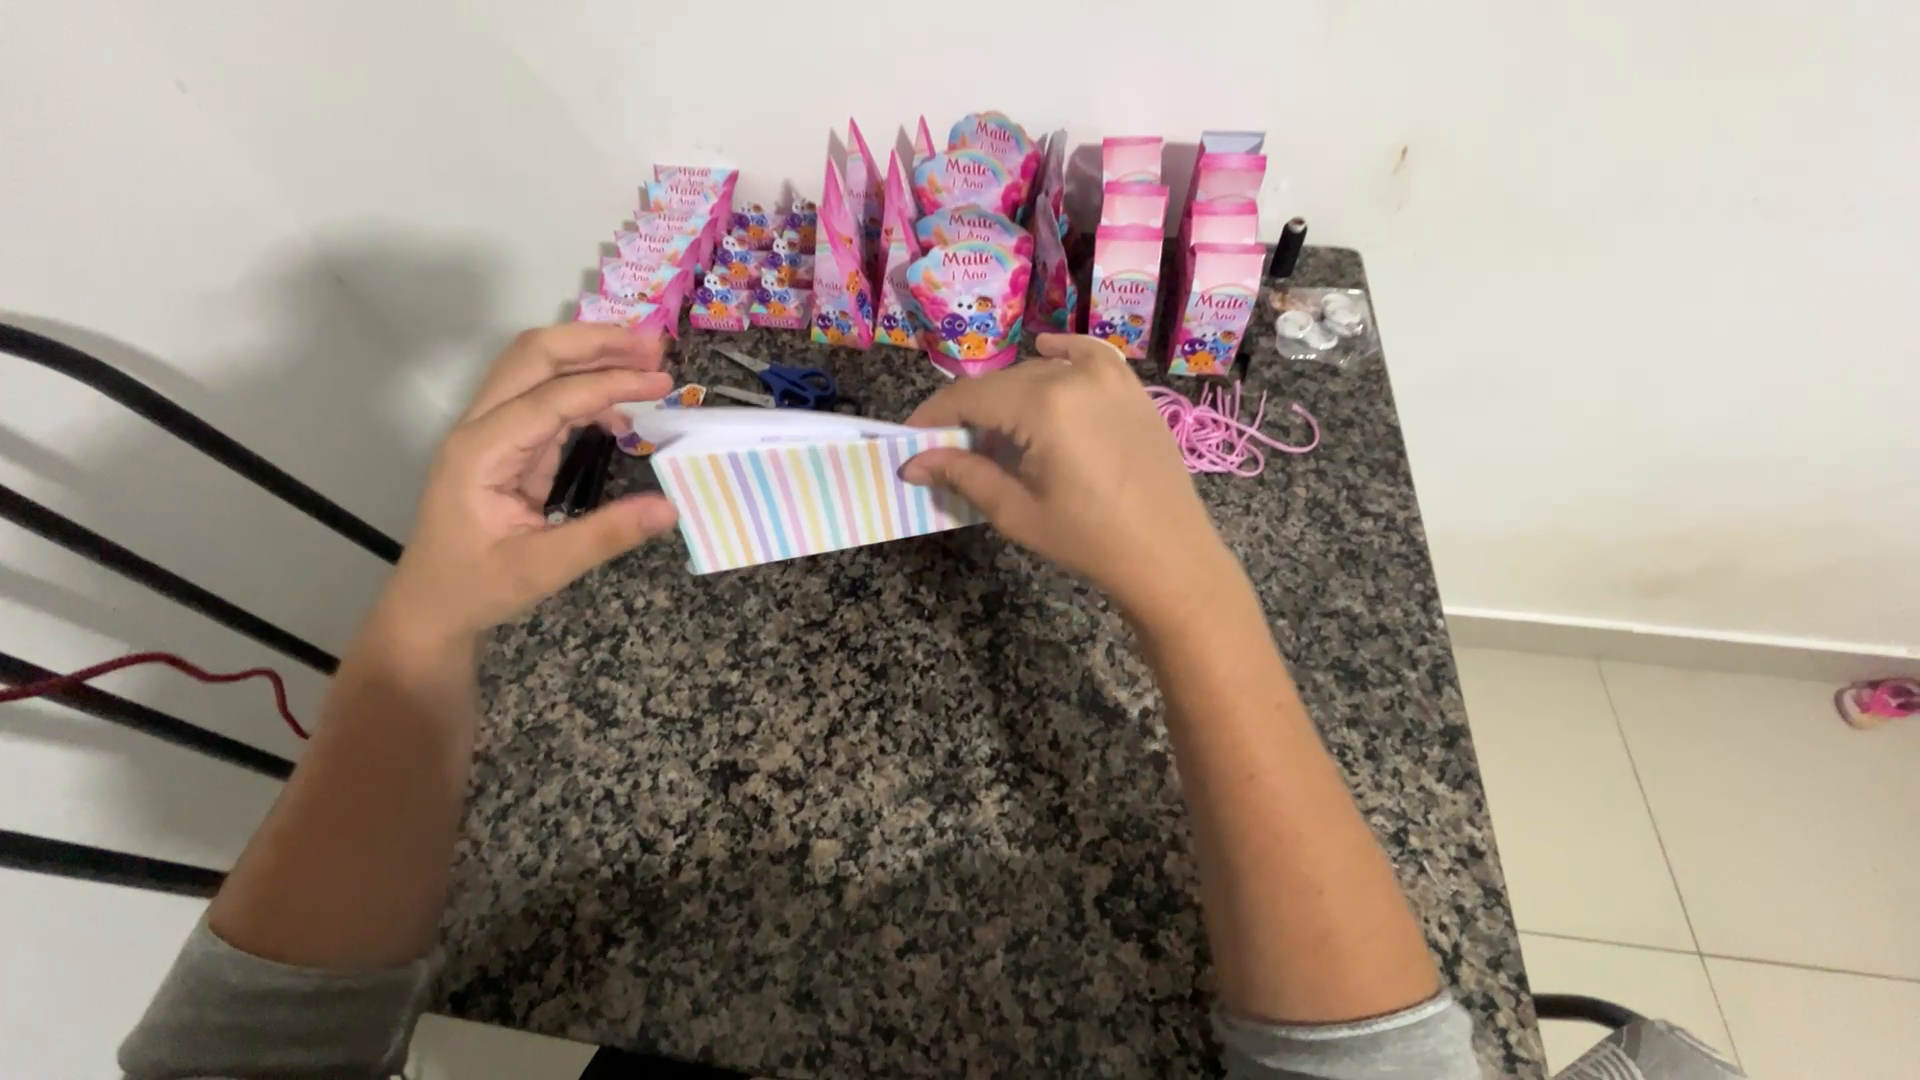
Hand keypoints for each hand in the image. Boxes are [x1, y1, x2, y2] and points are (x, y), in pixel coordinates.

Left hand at [374, 325, 680, 654]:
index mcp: (482, 451)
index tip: (664, 383)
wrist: (431, 607)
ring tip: (648, 363)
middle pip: (534, 356)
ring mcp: (492, 433)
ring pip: (538, 369)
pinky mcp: (508, 446)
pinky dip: (587, 392)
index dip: (611, 383)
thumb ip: (607, 534)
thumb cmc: (477, 587)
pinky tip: (623, 413)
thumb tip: (670, 508)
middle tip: (655, 348)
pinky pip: (548, 400)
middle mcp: (482, 428)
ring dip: (592, 357)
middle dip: (596, 342)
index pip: (552, 397)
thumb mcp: (544, 568)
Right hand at [901, 334, 1236, 618]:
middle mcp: (1074, 375)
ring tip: (999, 436)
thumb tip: (912, 463)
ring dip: (1010, 397)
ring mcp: (1109, 376)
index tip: (910, 440)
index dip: (932, 417)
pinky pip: (1087, 355)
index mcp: (1043, 404)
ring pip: (1039, 371)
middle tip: (953, 451)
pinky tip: (1046, 353)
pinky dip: (1061, 354)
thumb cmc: (1089, 539)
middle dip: (971, 414)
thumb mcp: (1017, 511)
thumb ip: (962, 475)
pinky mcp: (1131, 387)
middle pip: (1002, 384)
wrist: (1169, 554)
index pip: (968, 397)